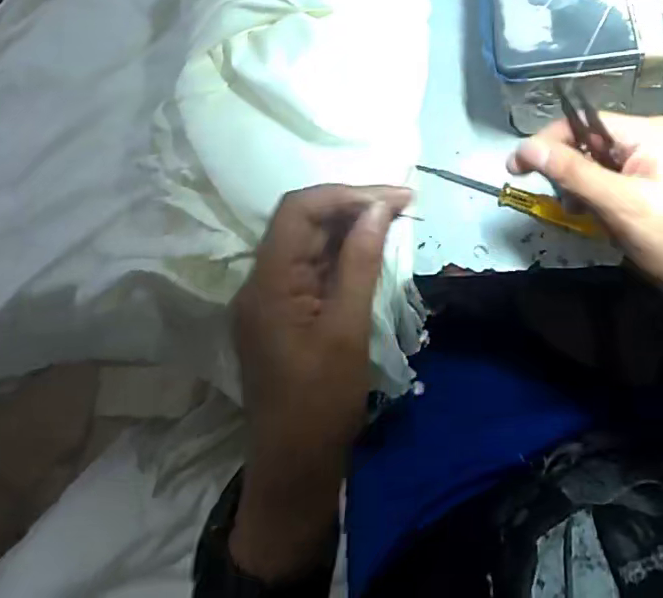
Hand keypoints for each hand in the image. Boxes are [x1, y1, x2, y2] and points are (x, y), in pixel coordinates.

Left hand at [229, 183, 410, 579]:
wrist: (294, 469)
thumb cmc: (322, 402)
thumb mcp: (348, 328)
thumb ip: (361, 262)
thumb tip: (379, 208)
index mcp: (267, 283)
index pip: (299, 210)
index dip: (347, 194)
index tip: (395, 197)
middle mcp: (260, 282)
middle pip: (303, 221)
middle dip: (353, 205)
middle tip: (403, 204)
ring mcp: (270, 297)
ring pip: (309, 241)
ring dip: (350, 226)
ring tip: (395, 220)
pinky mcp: (283, 312)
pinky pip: (311, 266)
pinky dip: (342, 252)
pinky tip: (372, 250)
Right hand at [508, 113, 662, 324]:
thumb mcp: (622, 205)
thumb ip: (573, 173)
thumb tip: (525, 146)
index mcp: (648, 132)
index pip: (583, 122)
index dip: (547, 142)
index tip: (515, 169)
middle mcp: (650, 141)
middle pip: (589, 144)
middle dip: (570, 174)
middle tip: (568, 207)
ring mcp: (655, 166)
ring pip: (598, 169)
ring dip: (585, 193)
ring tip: (592, 221)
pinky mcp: (655, 191)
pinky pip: (614, 187)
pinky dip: (602, 205)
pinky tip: (606, 226)